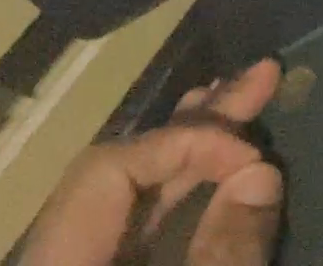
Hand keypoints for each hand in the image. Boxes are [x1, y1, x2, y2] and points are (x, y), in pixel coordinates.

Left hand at [22, 59, 284, 265]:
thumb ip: (223, 252)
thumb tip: (261, 173)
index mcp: (60, 260)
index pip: (110, 167)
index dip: (187, 144)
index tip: (255, 159)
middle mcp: (59, 256)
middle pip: (119, 172)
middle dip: (199, 122)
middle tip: (264, 75)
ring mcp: (83, 262)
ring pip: (130, 195)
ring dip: (197, 143)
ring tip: (246, 96)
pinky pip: (141, 222)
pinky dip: (187, 184)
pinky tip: (223, 160)